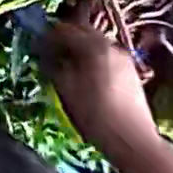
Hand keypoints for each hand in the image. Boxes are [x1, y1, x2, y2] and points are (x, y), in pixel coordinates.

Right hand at [41, 11, 158, 154]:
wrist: (135, 143)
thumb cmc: (96, 115)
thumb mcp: (66, 88)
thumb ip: (54, 64)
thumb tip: (45, 53)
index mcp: (93, 45)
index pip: (64, 30)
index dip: (47, 36)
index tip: (37, 46)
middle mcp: (110, 45)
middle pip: (82, 31)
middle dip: (64, 38)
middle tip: (50, 52)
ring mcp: (122, 57)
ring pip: (94, 42)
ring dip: (79, 47)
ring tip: (67, 64)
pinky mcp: (130, 70)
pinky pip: (105, 54)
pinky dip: (92, 57)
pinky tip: (86, 73)